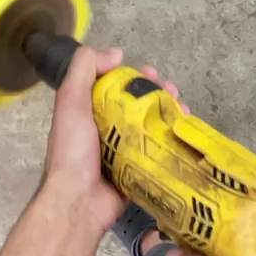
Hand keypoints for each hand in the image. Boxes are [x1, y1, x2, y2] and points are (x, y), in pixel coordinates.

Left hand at [38, 46, 183, 236]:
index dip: (134, 76)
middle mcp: (105, 131)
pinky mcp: (138, 172)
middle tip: (172, 91)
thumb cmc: (72, 151)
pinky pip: (159, 153)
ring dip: (169, 115)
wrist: (78, 202)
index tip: (150, 73)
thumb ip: (84, 70)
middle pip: (137, 106)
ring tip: (183, 110)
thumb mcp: (70, 102)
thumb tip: (116, 53)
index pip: (114, 87)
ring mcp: (123, 153)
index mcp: (87, 114)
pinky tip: (185, 134)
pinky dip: (173, 142)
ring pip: (152, 127)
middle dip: (157, 94)